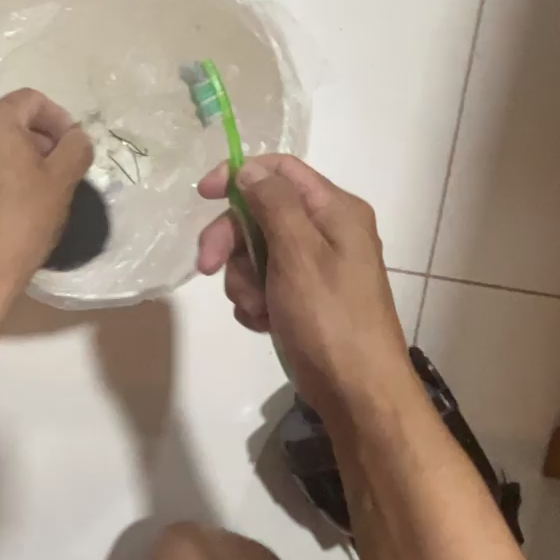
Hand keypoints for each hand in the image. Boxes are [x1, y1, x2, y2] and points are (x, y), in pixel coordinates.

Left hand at [0, 89, 93, 304]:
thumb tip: (75, 137)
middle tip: (58, 170)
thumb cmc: (21, 222)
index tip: (73, 147)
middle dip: (37, 139)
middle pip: (8, 121)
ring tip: (34, 189)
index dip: (59, 119)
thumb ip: (76, 147)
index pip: (32, 101)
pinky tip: (8, 204)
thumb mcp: (62, 181)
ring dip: (15, 158)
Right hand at [197, 156, 415, 423]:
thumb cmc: (329, 318)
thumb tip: (248, 170)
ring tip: (259, 308)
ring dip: (244, 280)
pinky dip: (255, 302)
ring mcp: (312, 267)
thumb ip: (273, 205)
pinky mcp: (301, 298)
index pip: (279, 170)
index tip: (203, 197)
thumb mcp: (299, 254)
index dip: (238, 176)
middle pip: (259, 214)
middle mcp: (325, 232)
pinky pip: (261, 285)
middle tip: (208, 268)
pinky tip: (264, 322)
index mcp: (334, 211)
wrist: (356, 389)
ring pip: (254, 254)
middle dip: (232, 242)